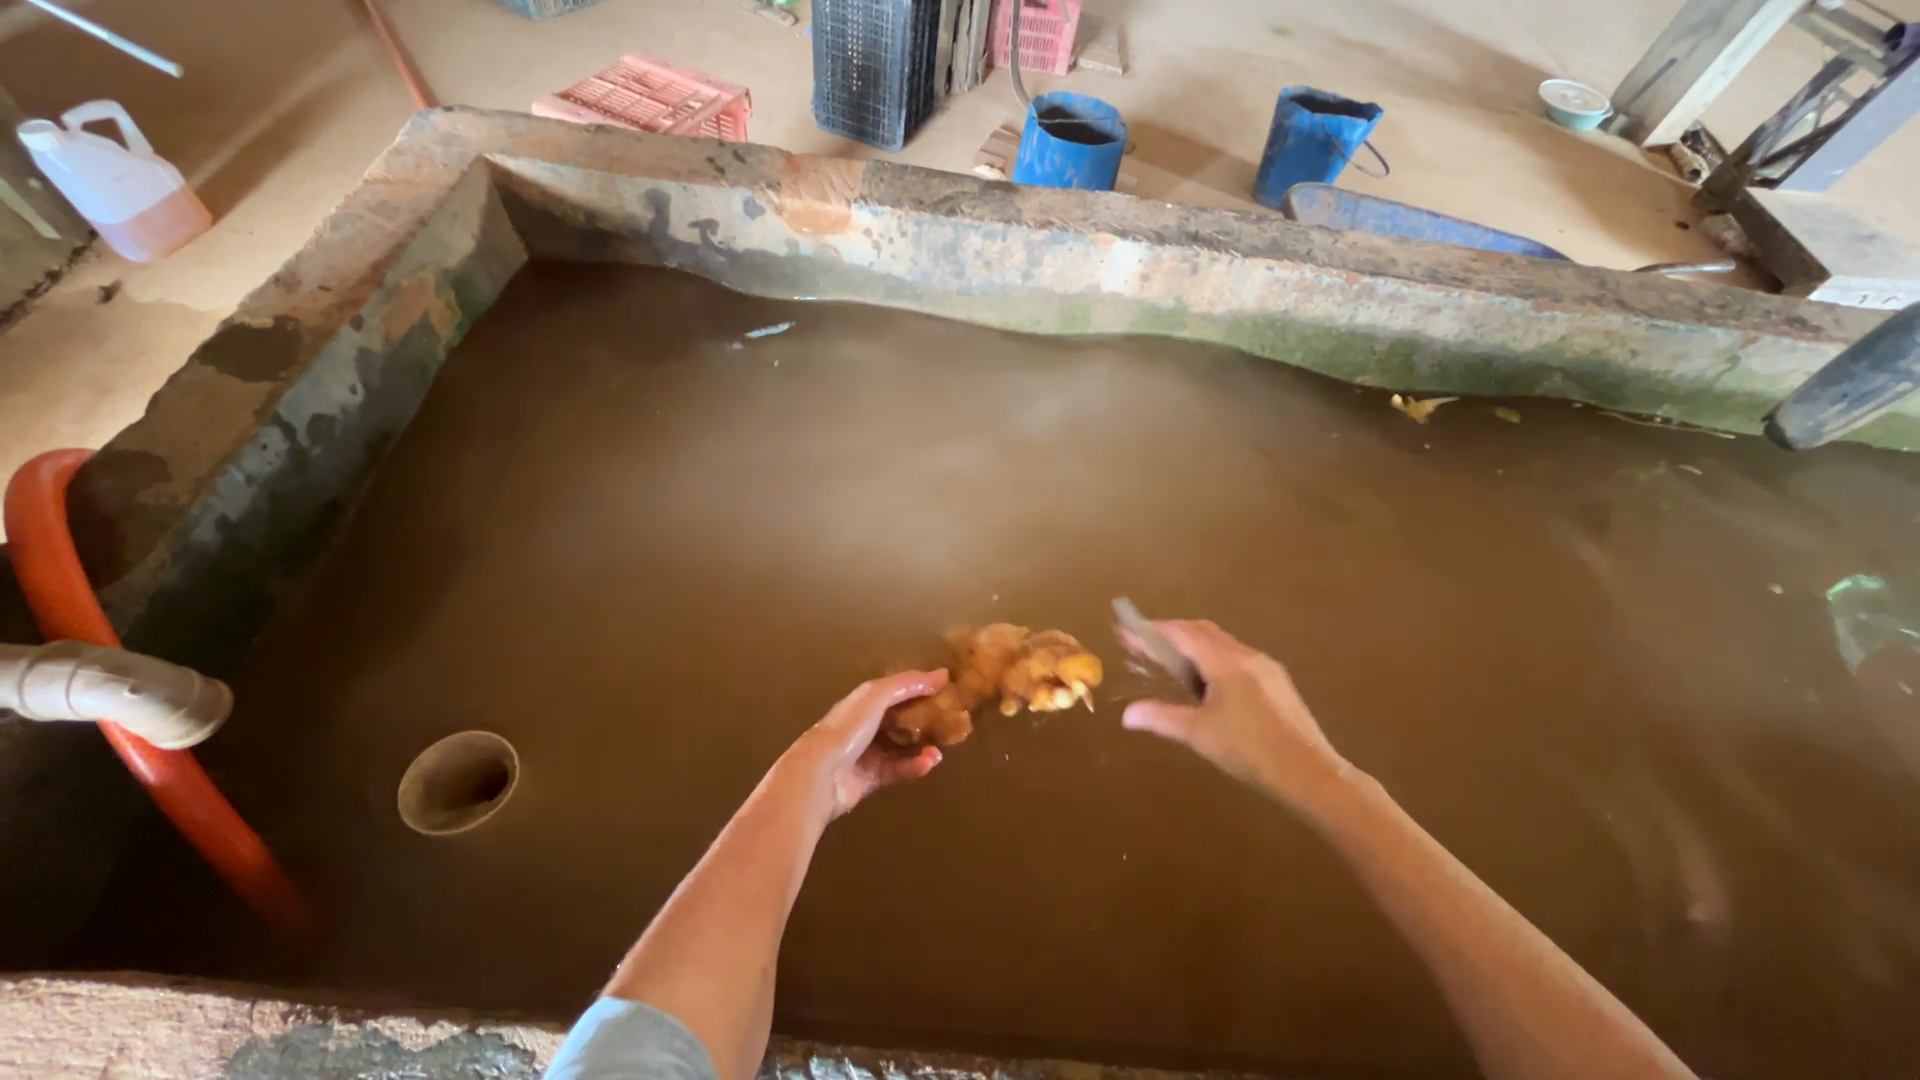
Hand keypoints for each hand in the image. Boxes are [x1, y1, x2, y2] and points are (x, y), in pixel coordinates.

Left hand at [784, 670, 949, 819]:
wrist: (821, 774)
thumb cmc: (847, 728)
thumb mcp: (876, 695)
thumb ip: (907, 684)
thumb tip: (942, 674)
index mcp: (862, 703)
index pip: (895, 692)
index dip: (918, 689)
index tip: (946, 690)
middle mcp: (864, 726)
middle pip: (900, 720)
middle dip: (925, 721)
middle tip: (949, 723)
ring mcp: (866, 754)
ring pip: (902, 747)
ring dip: (923, 747)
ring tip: (940, 749)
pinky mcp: (871, 779)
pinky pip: (899, 770)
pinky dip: (915, 766)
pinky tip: (928, 763)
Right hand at [1122, 620, 1356, 811]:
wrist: (1311, 773)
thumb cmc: (1250, 750)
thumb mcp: (1199, 734)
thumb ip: (1162, 718)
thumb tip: (1127, 715)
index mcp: (1225, 661)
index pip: (1181, 633)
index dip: (1151, 631)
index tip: (1126, 632)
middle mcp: (1246, 655)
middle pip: (1202, 631)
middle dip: (1171, 633)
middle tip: (1145, 645)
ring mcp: (1266, 668)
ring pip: (1222, 644)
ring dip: (1193, 646)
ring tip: (1171, 665)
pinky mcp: (1277, 683)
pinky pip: (1237, 658)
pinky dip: (1213, 660)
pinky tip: (1207, 685)